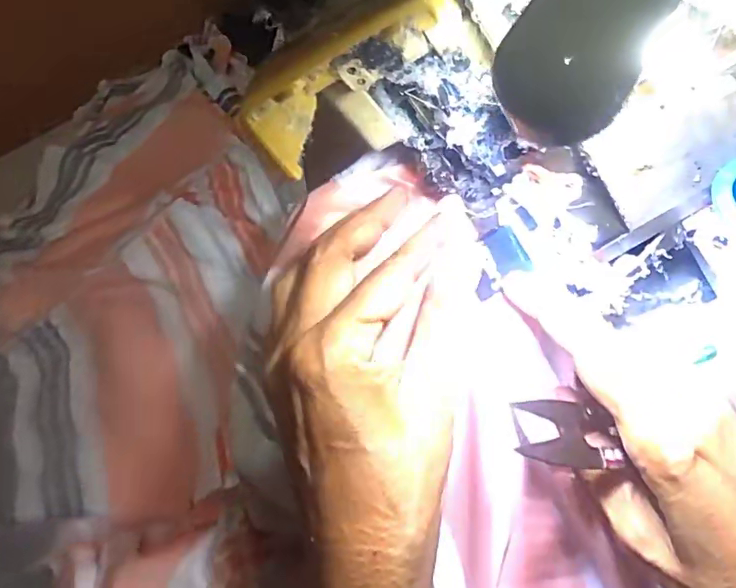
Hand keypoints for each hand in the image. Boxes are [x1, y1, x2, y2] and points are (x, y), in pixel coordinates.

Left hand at [267, 182, 474, 587]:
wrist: (361, 542)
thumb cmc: (405, 471)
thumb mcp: (436, 389)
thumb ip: (445, 310)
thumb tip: (461, 250)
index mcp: (332, 348)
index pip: (387, 274)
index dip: (424, 240)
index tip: (449, 211)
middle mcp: (292, 341)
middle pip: (330, 256)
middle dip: (370, 218)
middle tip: (402, 193)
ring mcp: (275, 355)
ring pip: (297, 270)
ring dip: (333, 235)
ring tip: (367, 211)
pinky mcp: (274, 369)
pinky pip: (285, 297)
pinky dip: (311, 266)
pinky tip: (330, 256)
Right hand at [504, 274, 735, 587]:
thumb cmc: (725, 568)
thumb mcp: (648, 542)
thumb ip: (597, 474)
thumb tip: (562, 422)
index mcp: (667, 433)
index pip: (596, 354)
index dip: (552, 312)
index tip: (517, 284)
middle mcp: (690, 390)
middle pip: (611, 345)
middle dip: (579, 354)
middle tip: (573, 409)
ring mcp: (711, 379)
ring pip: (634, 348)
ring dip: (609, 368)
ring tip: (617, 428)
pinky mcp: (721, 378)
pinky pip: (657, 359)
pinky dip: (635, 376)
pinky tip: (647, 423)